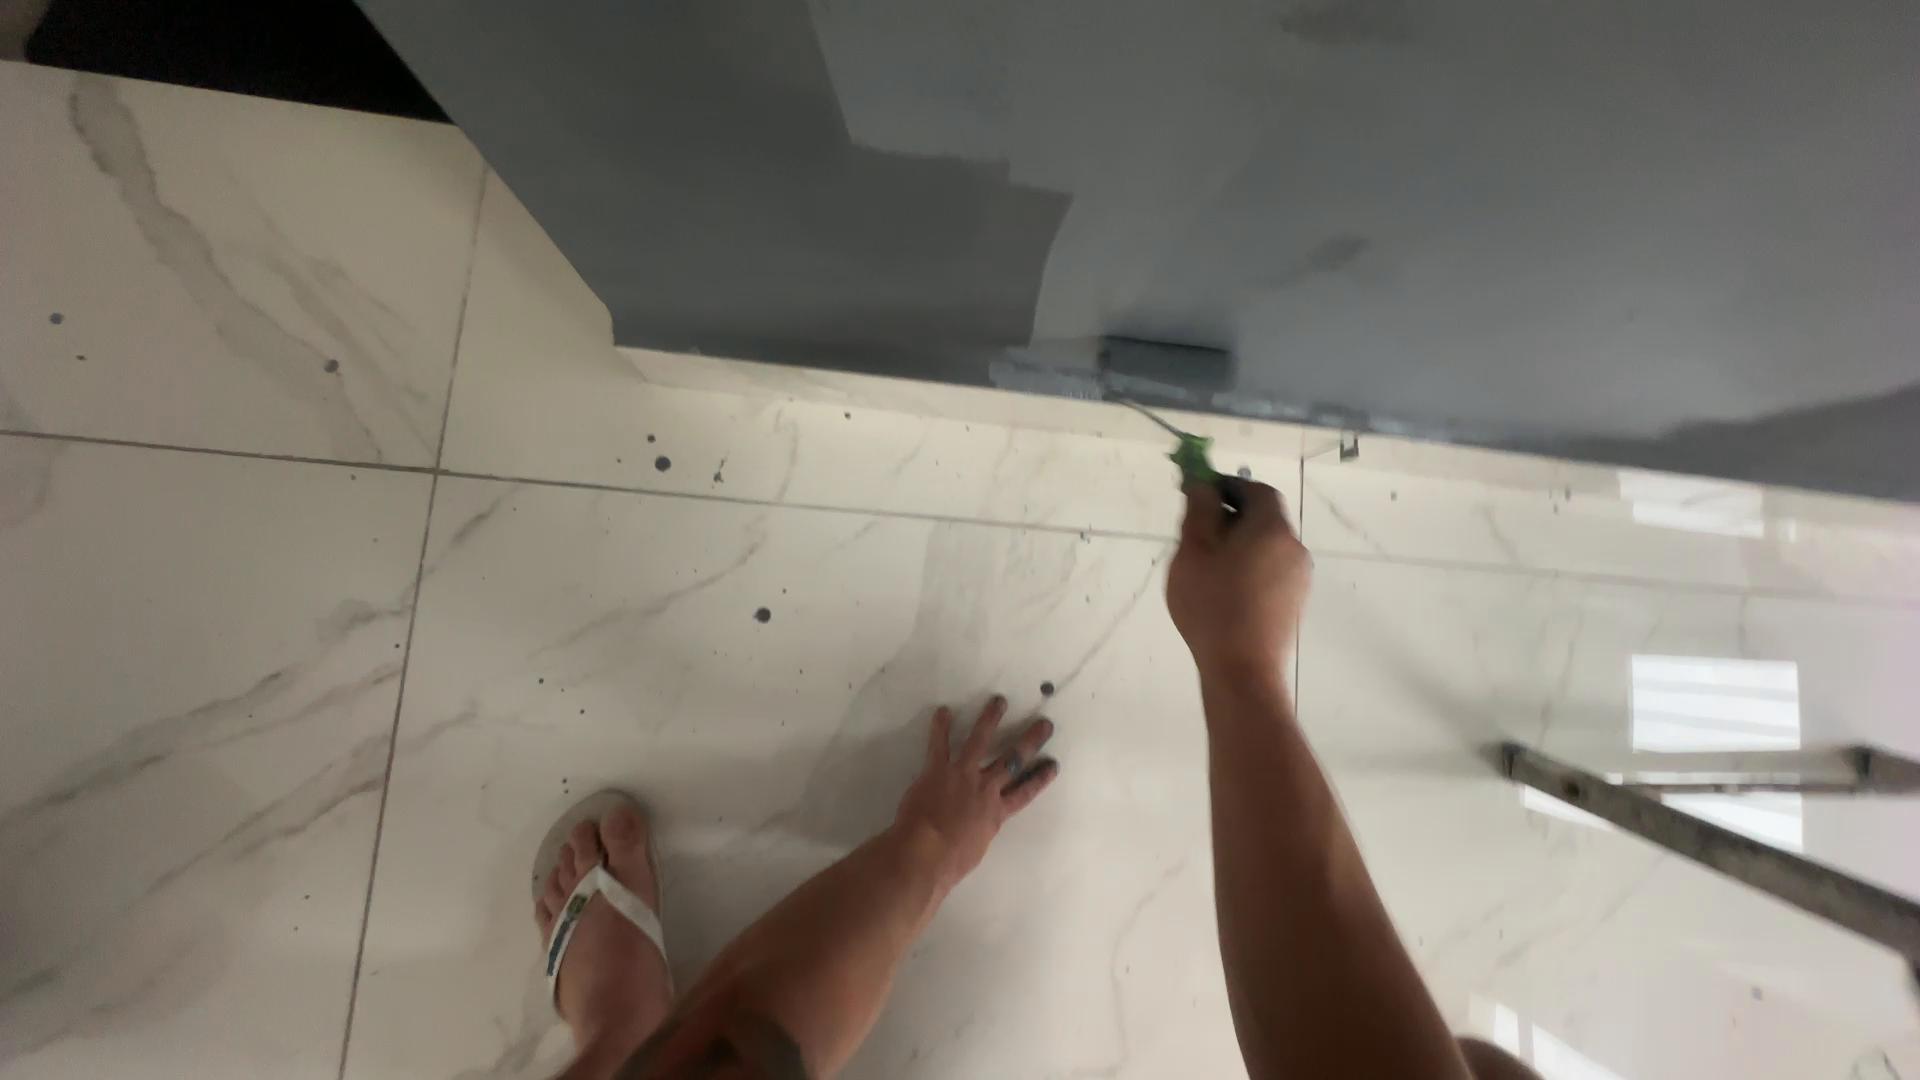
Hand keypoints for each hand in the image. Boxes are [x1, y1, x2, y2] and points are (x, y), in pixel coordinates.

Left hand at [892, 696, 1058, 882]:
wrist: (926, 854)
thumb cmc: (950, 861)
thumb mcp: (975, 847)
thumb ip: (980, 830)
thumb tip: (977, 825)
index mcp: (996, 813)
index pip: (1024, 792)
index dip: (1039, 778)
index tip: (1052, 765)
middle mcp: (985, 788)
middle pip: (1012, 760)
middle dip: (1029, 741)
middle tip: (1044, 725)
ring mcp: (962, 775)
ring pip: (979, 741)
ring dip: (990, 719)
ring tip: (999, 702)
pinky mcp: (938, 770)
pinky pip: (940, 744)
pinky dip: (941, 727)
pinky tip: (943, 711)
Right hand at [1166, 480, 1310, 685]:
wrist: (1242, 668)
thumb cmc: (1212, 604)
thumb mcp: (1193, 551)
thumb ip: (1199, 511)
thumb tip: (1203, 485)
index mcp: (1272, 529)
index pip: (1257, 491)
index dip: (1229, 486)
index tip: (1199, 495)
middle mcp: (1294, 548)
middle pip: (1264, 519)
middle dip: (1230, 518)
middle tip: (1195, 533)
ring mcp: (1298, 579)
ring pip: (1265, 547)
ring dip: (1238, 546)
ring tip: (1205, 567)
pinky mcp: (1294, 604)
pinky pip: (1269, 572)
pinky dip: (1247, 569)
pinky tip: (1223, 592)